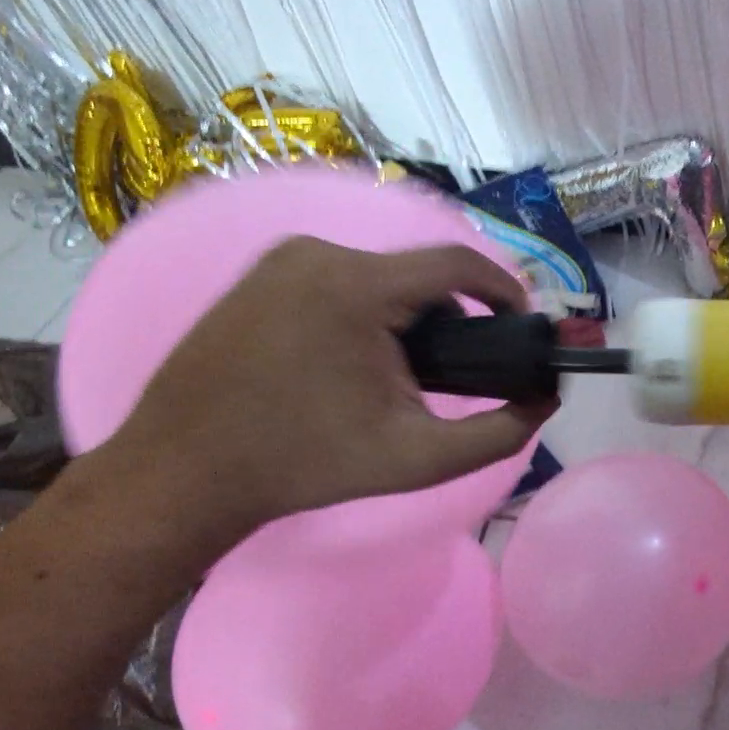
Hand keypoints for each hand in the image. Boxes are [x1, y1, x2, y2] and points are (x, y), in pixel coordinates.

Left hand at [99, 237, 553, 539]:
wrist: (181, 474)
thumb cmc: (306, 464)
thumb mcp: (419, 458)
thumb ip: (500, 432)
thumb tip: (547, 399)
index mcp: (356, 287)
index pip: (458, 263)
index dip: (504, 290)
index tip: (522, 326)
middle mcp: (318, 255)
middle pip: (420, 272)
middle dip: (455, 316)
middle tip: (459, 371)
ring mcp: (281, 261)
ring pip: (382, 275)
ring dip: (412, 316)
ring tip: (408, 374)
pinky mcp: (259, 275)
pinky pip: (343, 279)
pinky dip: (370, 312)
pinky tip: (359, 362)